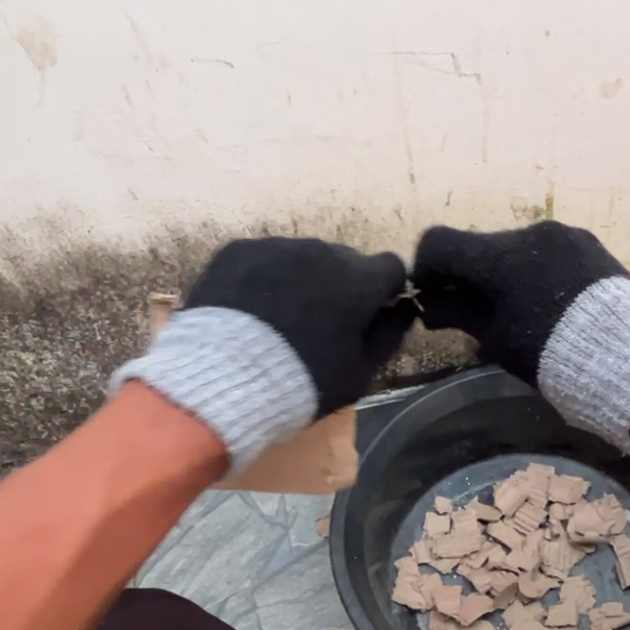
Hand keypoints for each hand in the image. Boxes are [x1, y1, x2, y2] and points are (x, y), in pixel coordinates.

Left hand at [112, 238, 415, 471]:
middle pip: (345, 260)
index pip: (391, 267)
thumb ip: (389, 336)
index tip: (372, 314)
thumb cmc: (304, 382)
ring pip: (303, 258)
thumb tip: (403, 311)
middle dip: (342, 285)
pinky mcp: (238, 250)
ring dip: (303, 279)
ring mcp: (277, 247)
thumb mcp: (360, 373)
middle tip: (323, 322)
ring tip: (282, 319)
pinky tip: (252, 311)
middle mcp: (322, 251)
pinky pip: (264, 259)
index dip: (385, 291)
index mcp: (359, 280)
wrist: (226, 380)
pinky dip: (265, 278)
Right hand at [412, 221, 629, 453]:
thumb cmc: (553, 357)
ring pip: (515, 249)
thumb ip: (459, 314)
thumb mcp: (497, 340)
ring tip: (517, 313)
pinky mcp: (590, 244)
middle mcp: (529, 234)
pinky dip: (534, 273)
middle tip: (471, 311)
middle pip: (479, 246)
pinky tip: (548, 305)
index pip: (440, 243)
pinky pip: (547, 253)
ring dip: (504, 275)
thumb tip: (430, 306)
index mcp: (499, 257)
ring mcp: (564, 235)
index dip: (427, 269)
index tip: (432, 295)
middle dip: (468, 276)